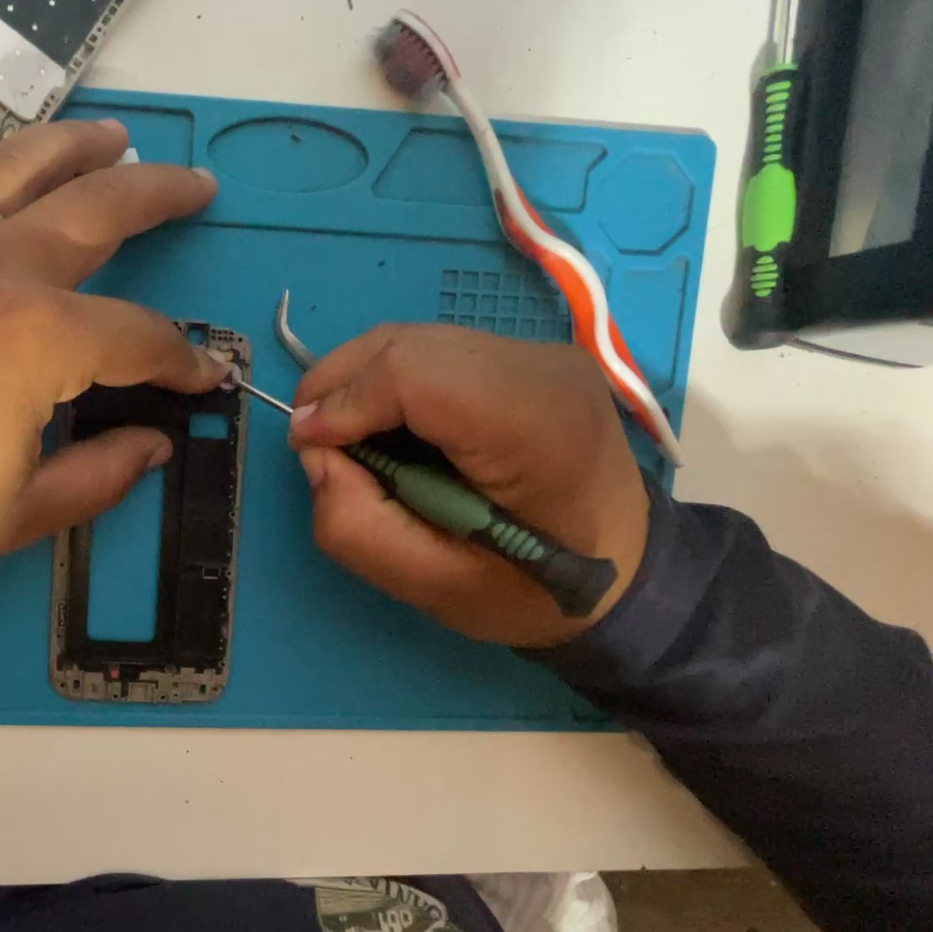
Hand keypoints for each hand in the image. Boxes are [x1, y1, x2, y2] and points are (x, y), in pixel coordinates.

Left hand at [0, 110, 227, 589]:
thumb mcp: (29, 512)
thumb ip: (104, 472)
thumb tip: (155, 445)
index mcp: (41, 340)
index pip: (137, 338)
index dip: (180, 362)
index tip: (204, 381)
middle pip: (92, 216)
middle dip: (155, 198)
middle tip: (197, 190)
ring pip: (13, 176)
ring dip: (69, 149)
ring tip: (113, 139)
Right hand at [287, 324, 649, 647]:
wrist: (624, 571)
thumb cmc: (533, 592)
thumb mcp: (435, 589)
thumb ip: (359, 530)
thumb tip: (317, 457)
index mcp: (534, 428)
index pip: (415, 373)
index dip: (345, 401)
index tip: (309, 447)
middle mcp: (540, 368)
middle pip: (405, 343)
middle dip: (339, 385)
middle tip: (314, 441)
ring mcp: (537, 354)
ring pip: (411, 339)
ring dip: (360, 383)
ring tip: (347, 438)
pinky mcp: (524, 356)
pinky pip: (431, 350)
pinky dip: (388, 382)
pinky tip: (388, 427)